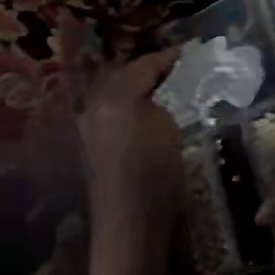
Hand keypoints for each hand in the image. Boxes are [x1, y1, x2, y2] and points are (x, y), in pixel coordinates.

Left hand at [78, 48, 184, 233]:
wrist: (129, 222)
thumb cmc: (156, 176)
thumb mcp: (170, 130)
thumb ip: (162, 104)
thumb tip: (157, 97)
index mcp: (115, 97)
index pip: (143, 65)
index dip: (168, 57)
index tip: (188, 51)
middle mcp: (93, 106)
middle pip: (121, 76)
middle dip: (147, 70)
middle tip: (174, 68)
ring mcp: (86, 127)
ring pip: (112, 95)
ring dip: (134, 88)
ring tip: (161, 88)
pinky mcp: (87, 146)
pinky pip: (108, 114)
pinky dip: (126, 107)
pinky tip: (143, 114)